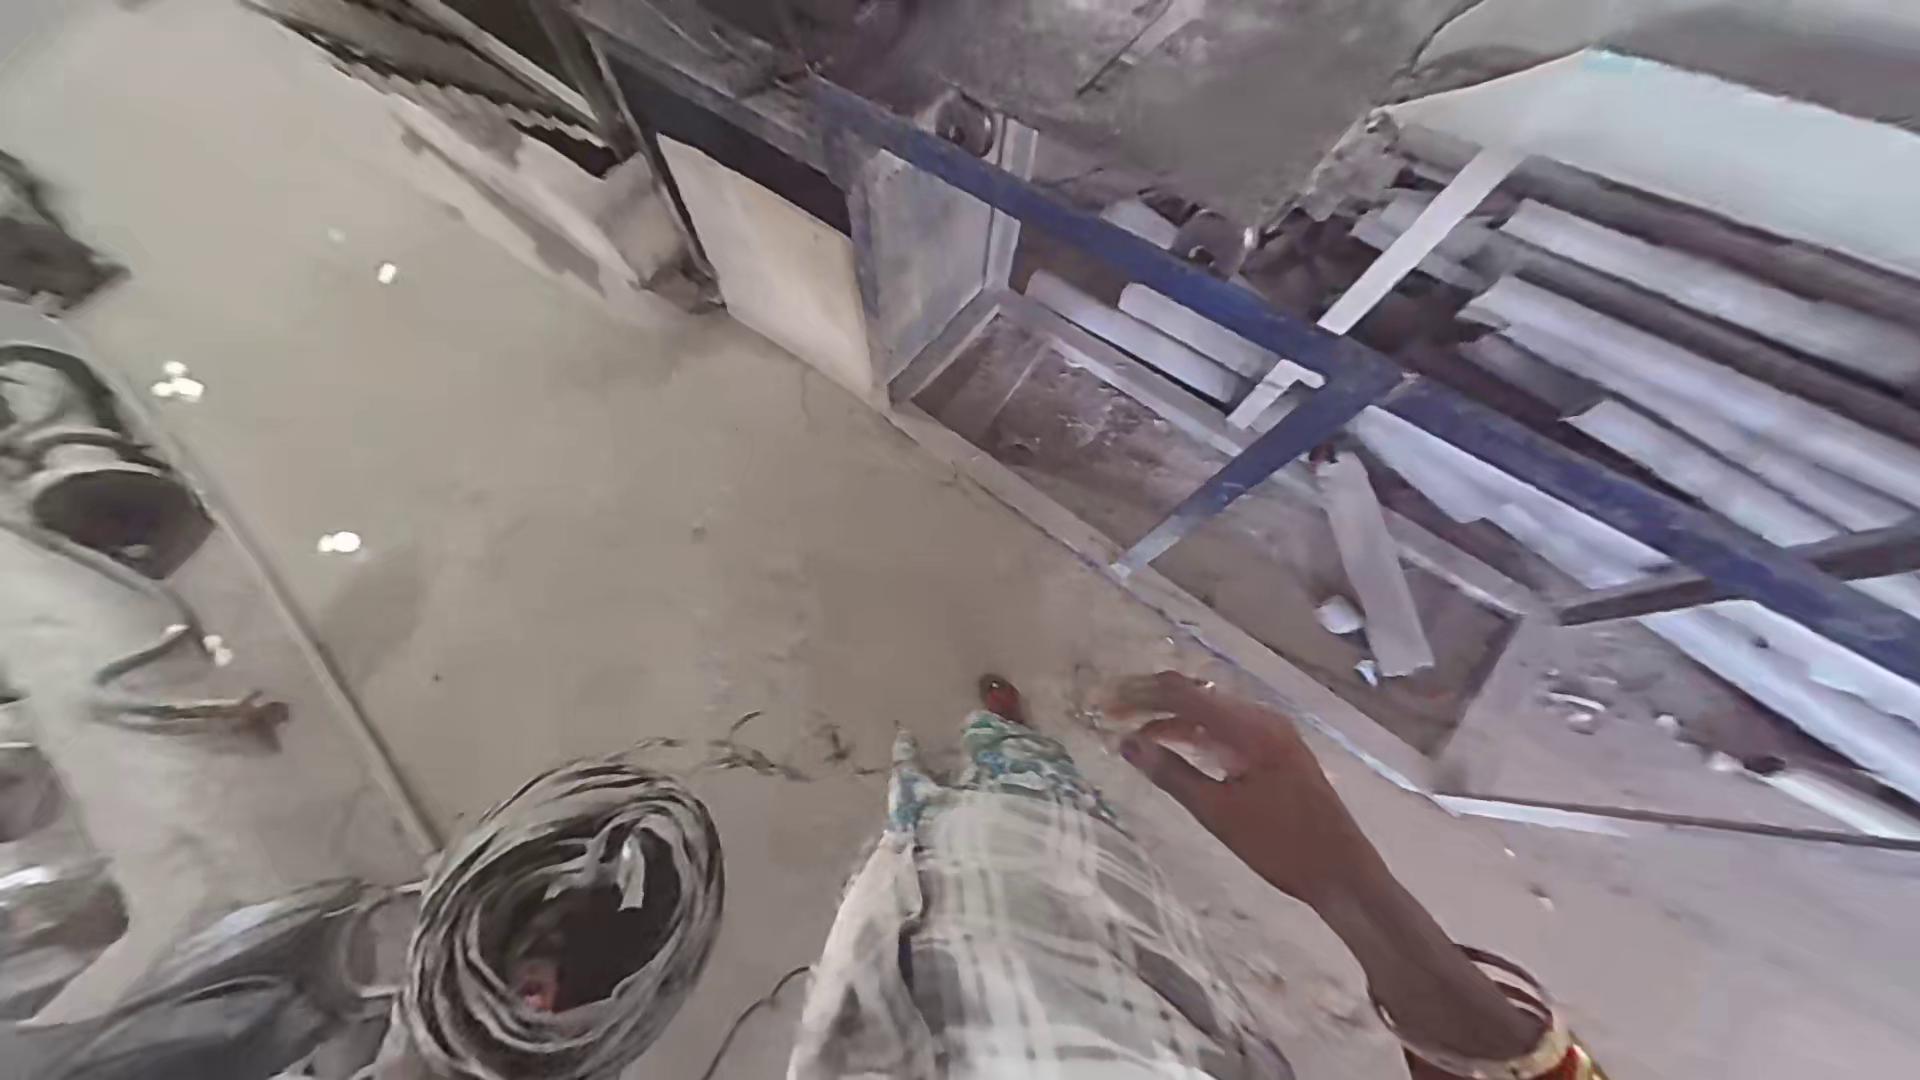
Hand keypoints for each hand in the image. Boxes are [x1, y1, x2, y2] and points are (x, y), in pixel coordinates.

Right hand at [1110, 673, 1545, 1062]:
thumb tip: (1124, 742)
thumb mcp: (1218, 812)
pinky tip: (1167, 743)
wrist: (1347, 878)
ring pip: (1207, 709)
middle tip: (1111, 708)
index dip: (1140, 695)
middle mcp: (1260, 718)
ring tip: (1130, 725)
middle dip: (1150, 698)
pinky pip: (1222, 727)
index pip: (1183, 695)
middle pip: (1194, 694)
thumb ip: (1170, 772)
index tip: (1107, 702)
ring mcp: (1269, 731)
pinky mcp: (1271, 747)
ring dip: (1167, 715)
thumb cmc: (1283, 847)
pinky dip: (1190, 731)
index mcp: (1250, 727)